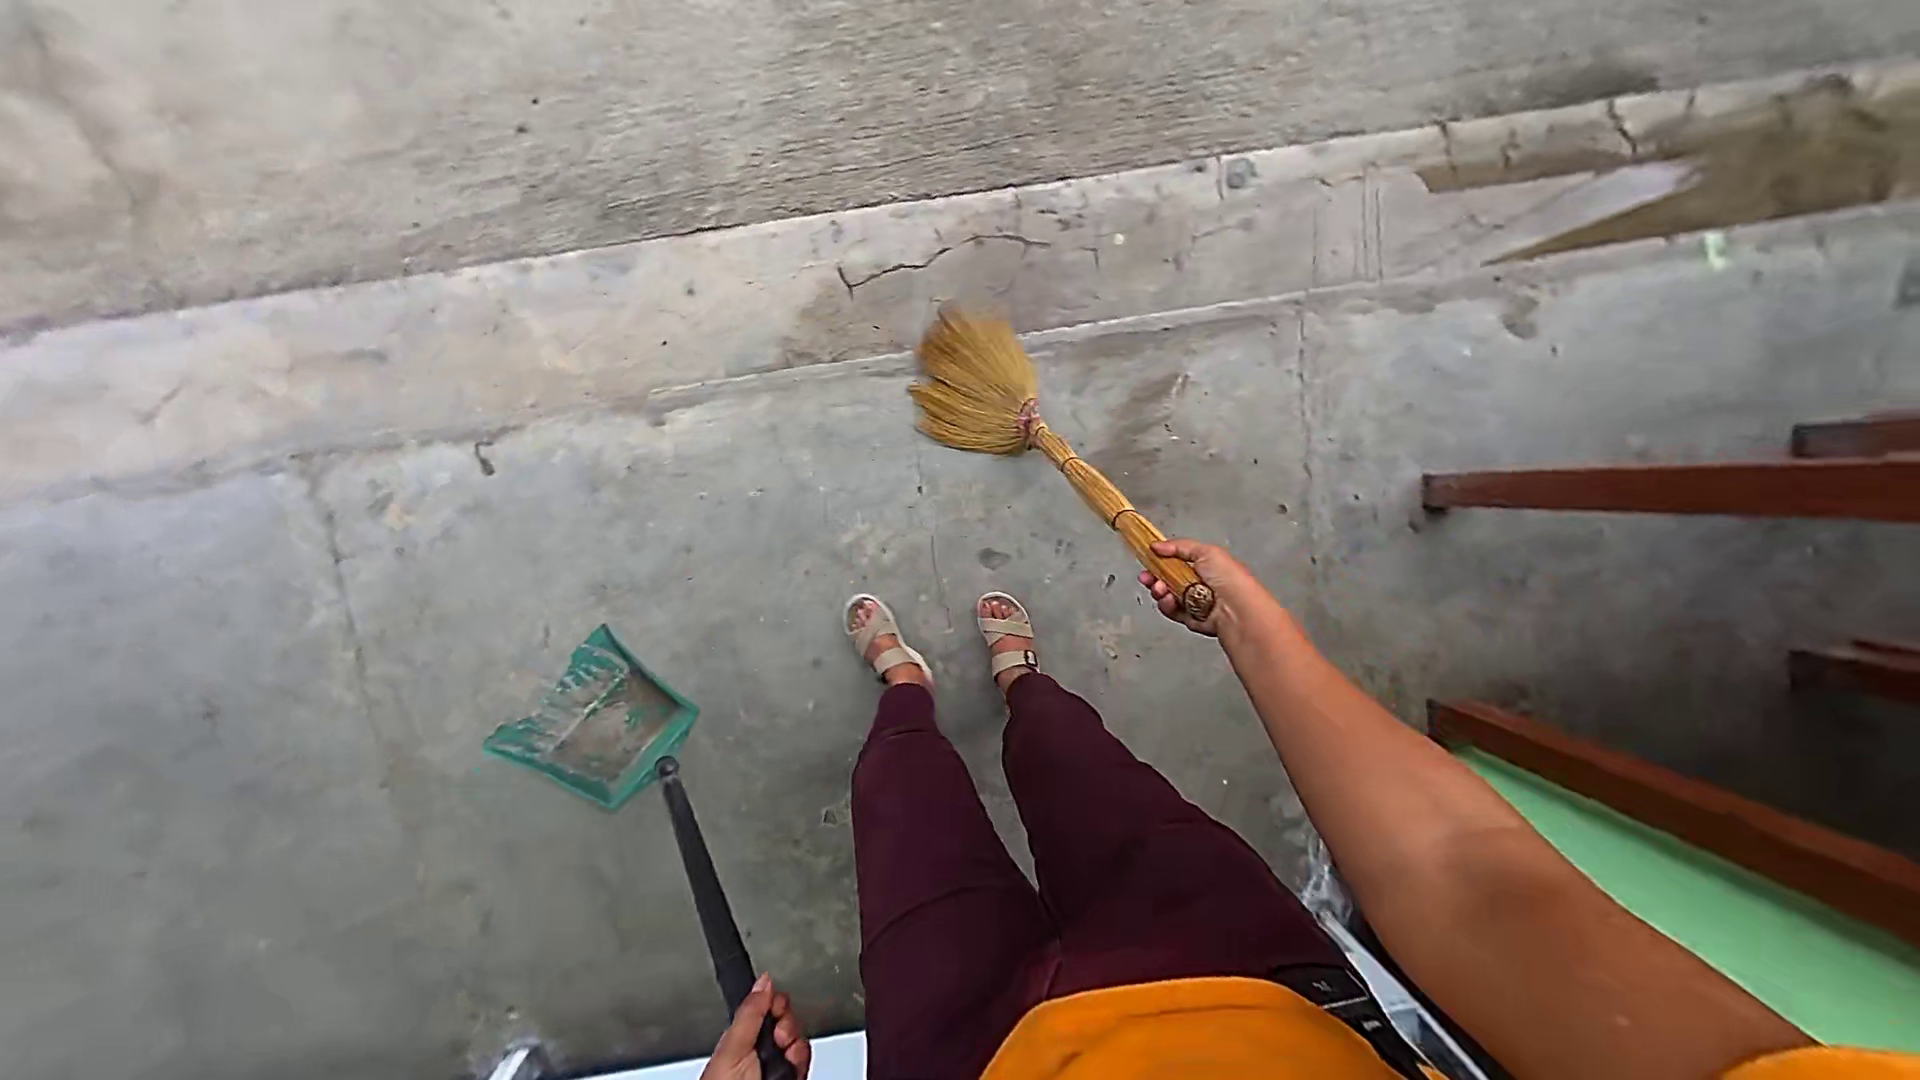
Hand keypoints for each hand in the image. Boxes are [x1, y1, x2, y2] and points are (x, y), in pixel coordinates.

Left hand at [699, 974, 810, 1079]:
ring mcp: (774, 1072)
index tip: (776, 1006)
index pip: (766, 1008)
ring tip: (785, 1055)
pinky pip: (805, 1061)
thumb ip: (749, 1013)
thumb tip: (763, 979)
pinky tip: (793, 1066)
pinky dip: (802, 1060)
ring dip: (796, 1043)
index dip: (774, 1002)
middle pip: (786, 1021)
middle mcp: (757, 1057)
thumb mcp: (731, 1050)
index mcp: (738, 1043)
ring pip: (799, 1041)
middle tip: (779, 1037)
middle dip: (788, 1023)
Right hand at [1138, 538, 1284, 638]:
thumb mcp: (1206, 552)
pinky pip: (1172, 611)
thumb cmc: (1231, 579)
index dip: (1160, 560)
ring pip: (1167, 596)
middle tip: (1147, 577)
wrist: (1238, 609)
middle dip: (1154, 577)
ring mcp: (1194, 602)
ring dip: (1159, 591)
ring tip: (1160, 589)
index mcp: (1205, 566)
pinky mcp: (1191, 618)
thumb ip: (1179, 546)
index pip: (1176, 561)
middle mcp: (1199, 584)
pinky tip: (1168, 600)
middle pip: (1168, 579)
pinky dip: (1167, 606)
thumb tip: (1157, 545)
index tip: (1148, 559)